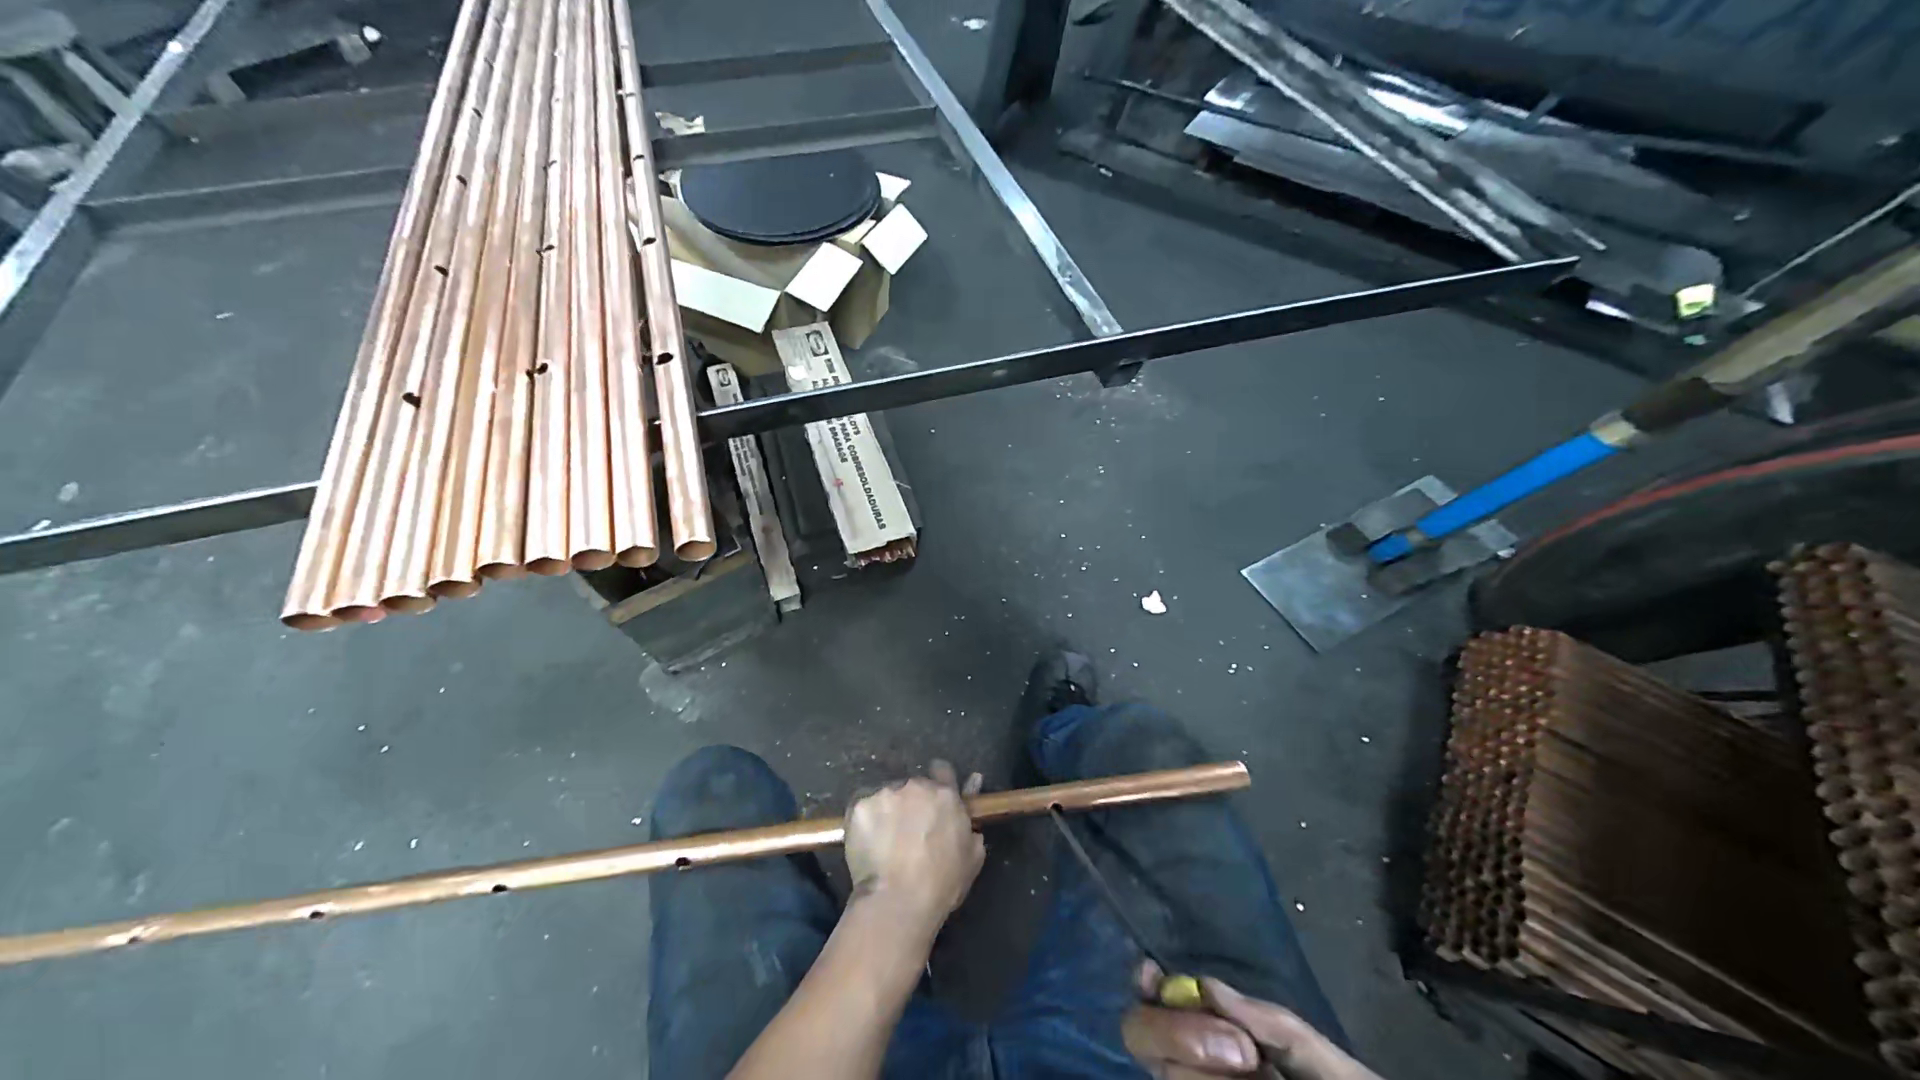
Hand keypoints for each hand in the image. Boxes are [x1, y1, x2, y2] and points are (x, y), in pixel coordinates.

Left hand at [843, 760, 985, 933]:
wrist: (898, 901)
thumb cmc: (941, 885)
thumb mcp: (971, 858)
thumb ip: (970, 825)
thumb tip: (970, 804)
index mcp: (945, 795)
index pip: (942, 770)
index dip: (938, 781)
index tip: (931, 799)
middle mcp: (915, 786)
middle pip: (912, 786)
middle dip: (910, 803)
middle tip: (907, 831)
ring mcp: (885, 794)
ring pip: (886, 796)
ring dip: (887, 811)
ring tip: (884, 841)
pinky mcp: (860, 805)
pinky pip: (863, 807)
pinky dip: (865, 821)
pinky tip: (867, 842)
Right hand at [1123, 963, 1384, 1079]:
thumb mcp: (1305, 1047)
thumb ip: (1262, 1018)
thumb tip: (1203, 986)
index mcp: (1207, 1026)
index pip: (1150, 995)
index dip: (1144, 984)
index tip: (1154, 976)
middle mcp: (1187, 1057)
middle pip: (1138, 1032)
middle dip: (1177, 1032)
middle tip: (1241, 1049)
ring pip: (1165, 1072)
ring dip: (1200, 1069)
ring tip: (1254, 1068)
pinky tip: (1246, 1079)